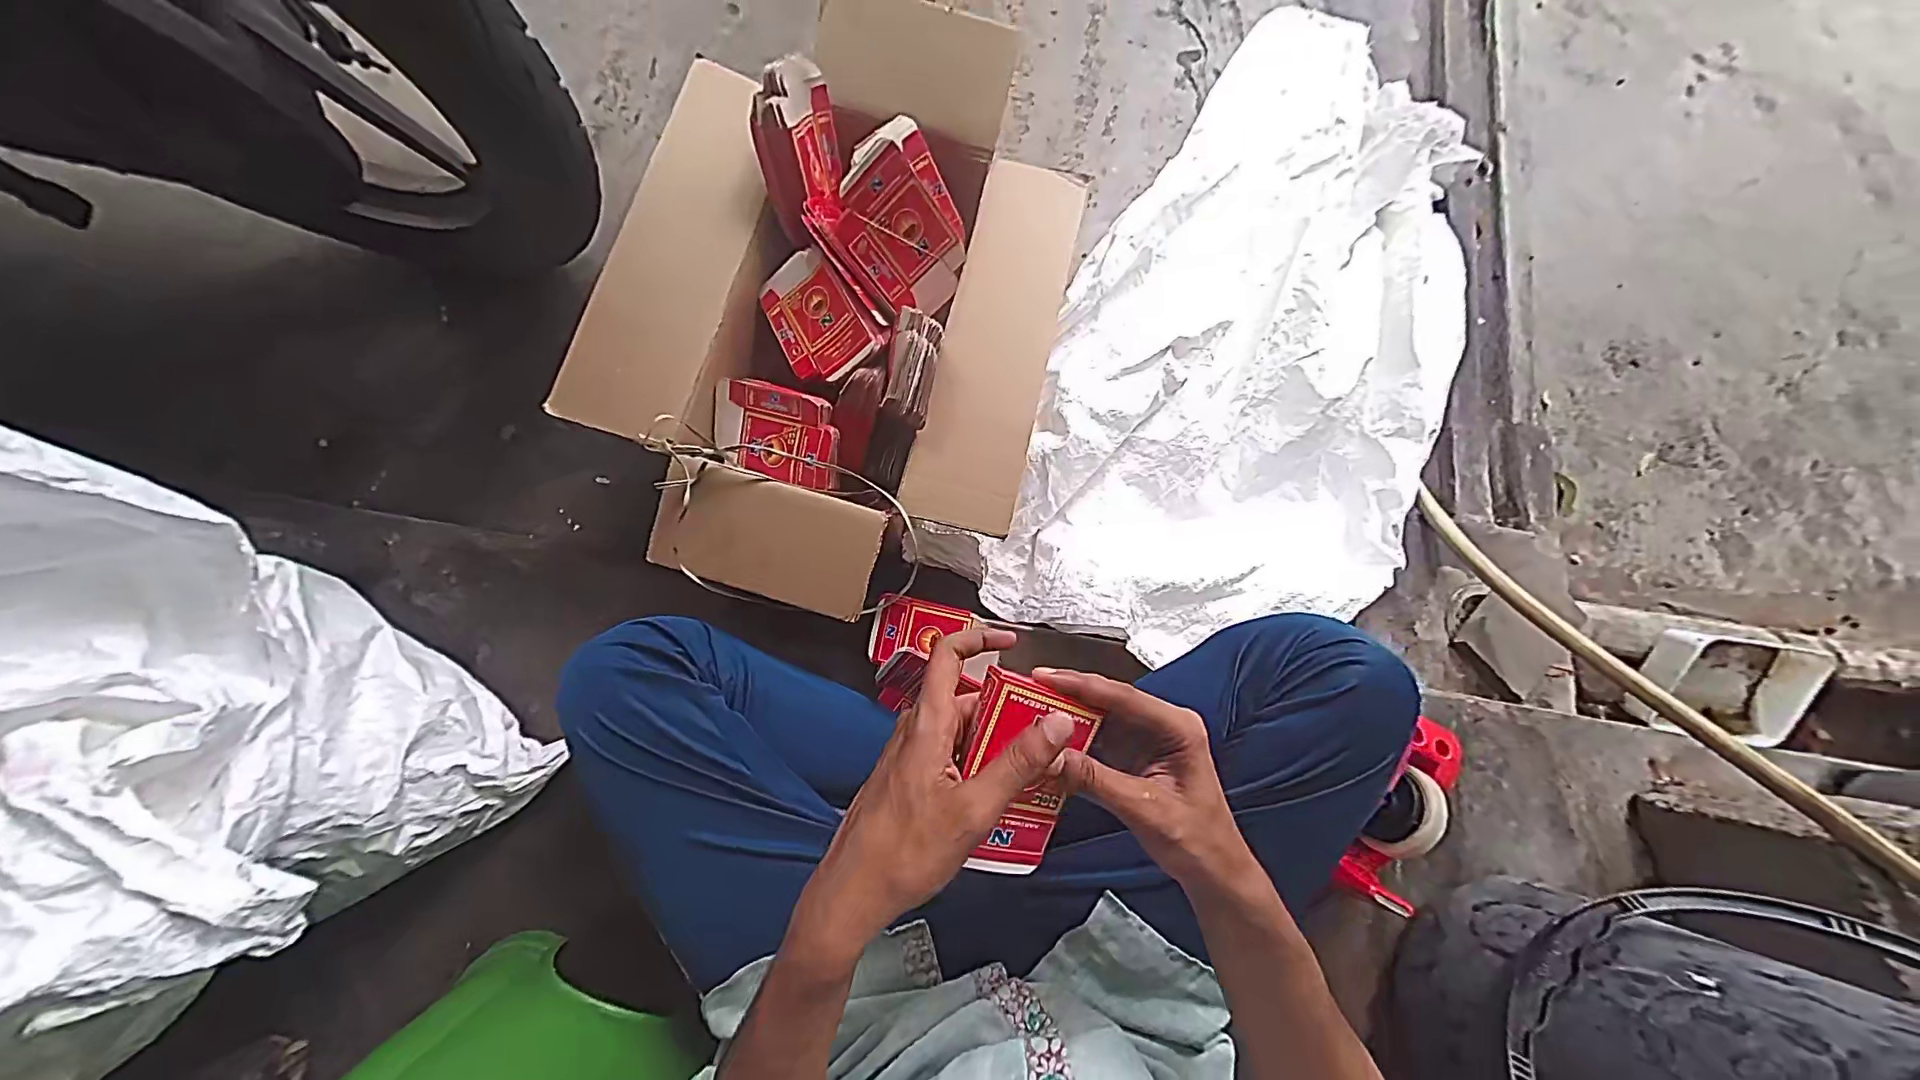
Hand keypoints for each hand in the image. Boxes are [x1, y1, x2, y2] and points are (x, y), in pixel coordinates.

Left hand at [793, 628, 1079, 959]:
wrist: (854, 890)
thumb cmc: (904, 852)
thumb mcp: (974, 808)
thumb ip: (1018, 763)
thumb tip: (1055, 724)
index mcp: (927, 725)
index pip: (947, 655)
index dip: (979, 638)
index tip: (1010, 641)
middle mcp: (916, 730)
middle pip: (966, 698)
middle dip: (1005, 710)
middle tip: (1039, 735)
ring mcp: (911, 753)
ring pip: (961, 729)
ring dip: (994, 741)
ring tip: (1026, 772)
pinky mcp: (910, 775)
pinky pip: (950, 752)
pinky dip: (977, 761)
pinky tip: (995, 793)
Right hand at [1034, 669, 1256, 892]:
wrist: (1212, 871)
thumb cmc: (1198, 839)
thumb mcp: (1144, 808)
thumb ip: (1097, 780)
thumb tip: (1052, 758)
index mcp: (1177, 727)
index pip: (1123, 696)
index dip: (1081, 684)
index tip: (1046, 677)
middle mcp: (1161, 726)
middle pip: (1107, 700)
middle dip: (1068, 694)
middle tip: (1030, 688)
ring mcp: (1145, 740)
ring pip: (1099, 717)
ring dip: (1067, 716)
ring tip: (1031, 709)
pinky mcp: (1132, 756)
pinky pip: (1097, 740)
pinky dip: (1073, 741)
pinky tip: (1050, 741)